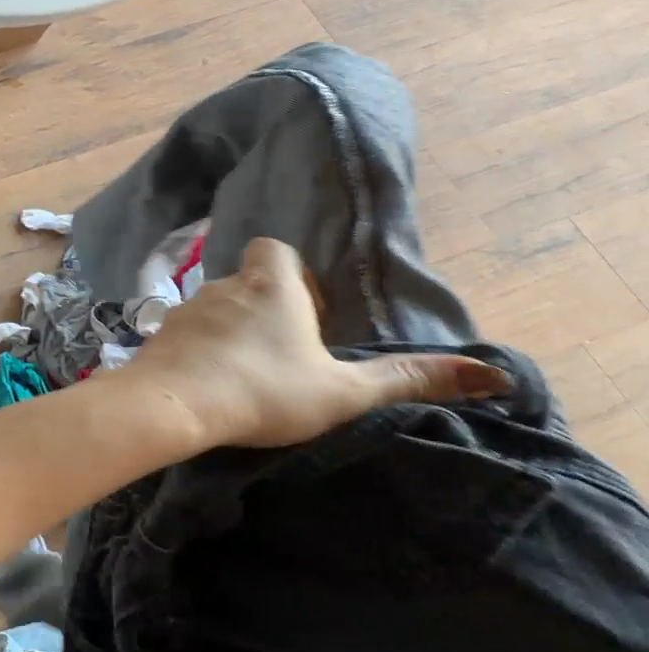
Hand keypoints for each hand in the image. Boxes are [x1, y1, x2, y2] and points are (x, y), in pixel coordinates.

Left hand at [114, 237, 512, 448]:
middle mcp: (224, 286)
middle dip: (269, 306)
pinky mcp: (159, 334)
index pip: (276, 249)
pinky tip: (215, 378)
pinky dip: (204, 346)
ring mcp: (186, 308)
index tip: (312, 314)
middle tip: (289, 350)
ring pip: (217, 306)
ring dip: (235, 328)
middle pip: (248, 280)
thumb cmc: (265, 390)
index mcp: (271, 287)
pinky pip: (189, 331)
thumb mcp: (346, 391)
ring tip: (253, 369)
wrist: (173, 402)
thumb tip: (491, 374)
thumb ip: (410, 379)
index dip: (296, 273)